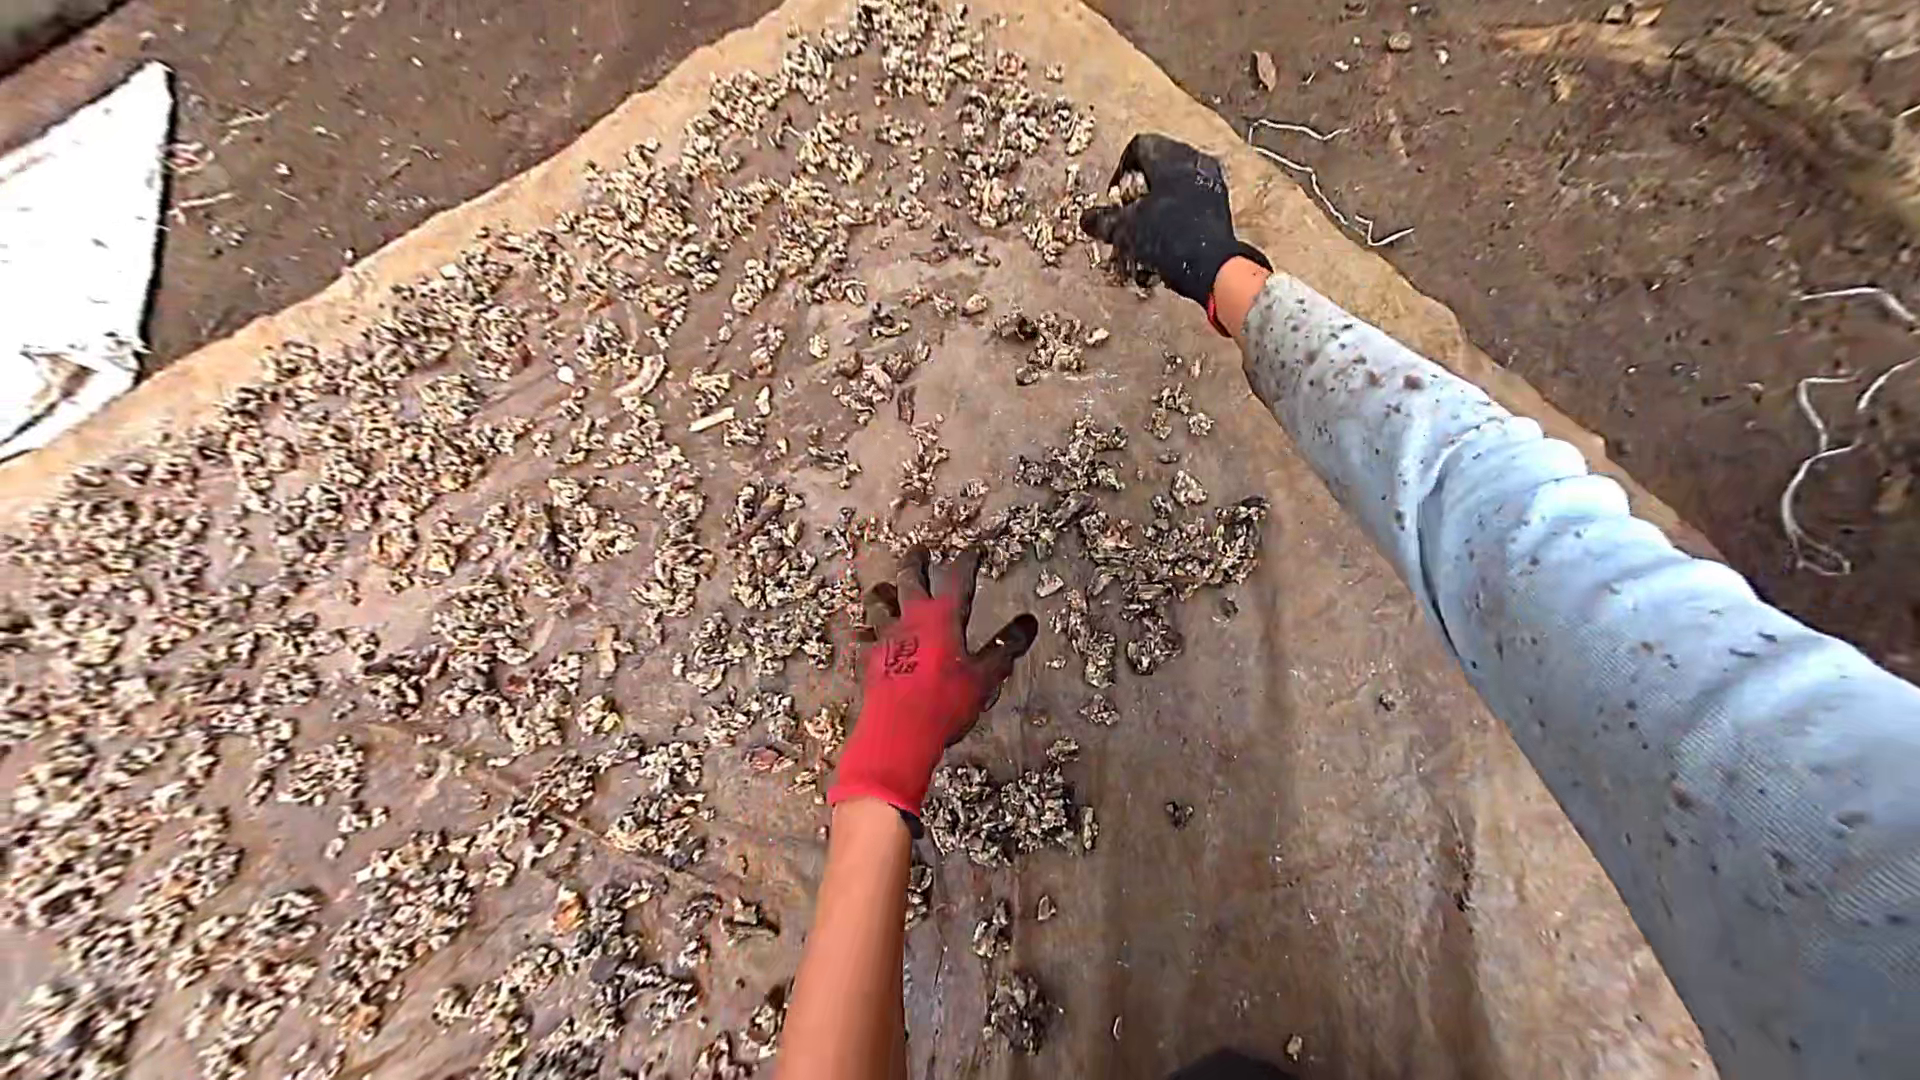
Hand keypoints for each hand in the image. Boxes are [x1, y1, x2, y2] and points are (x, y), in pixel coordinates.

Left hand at [828, 548, 1039, 824]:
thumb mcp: (985, 676)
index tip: (976, 549)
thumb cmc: (946, 702)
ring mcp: (886, 636)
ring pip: (878, 603)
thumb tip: (1029, 621)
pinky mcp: (868, 658)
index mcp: (943, 617)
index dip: (969, 560)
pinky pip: (862, 637)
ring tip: (884, 587)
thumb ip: (1006, 647)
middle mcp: (911, 618)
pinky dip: (863, 632)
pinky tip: (863, 633)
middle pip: (910, 579)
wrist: (898, 731)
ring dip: (882, 592)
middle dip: (916, 561)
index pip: (958, 579)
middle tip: (920, 550)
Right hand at [1080, 133, 1270, 304]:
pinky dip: (1172, 220)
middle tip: (1126, 217)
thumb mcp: (1124, 230)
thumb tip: (1085, 218)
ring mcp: (1210, 183)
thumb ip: (1103, 221)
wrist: (1210, 264)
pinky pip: (1188, 205)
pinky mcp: (1219, 207)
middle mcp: (1193, 161)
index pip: (1139, 147)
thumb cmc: (1165, 238)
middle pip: (1157, 168)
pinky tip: (1164, 244)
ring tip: (1143, 236)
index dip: (1119, 171)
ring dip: (1154, 209)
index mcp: (1170, 157)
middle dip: (1137, 194)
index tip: (1113, 197)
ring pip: (1173, 188)